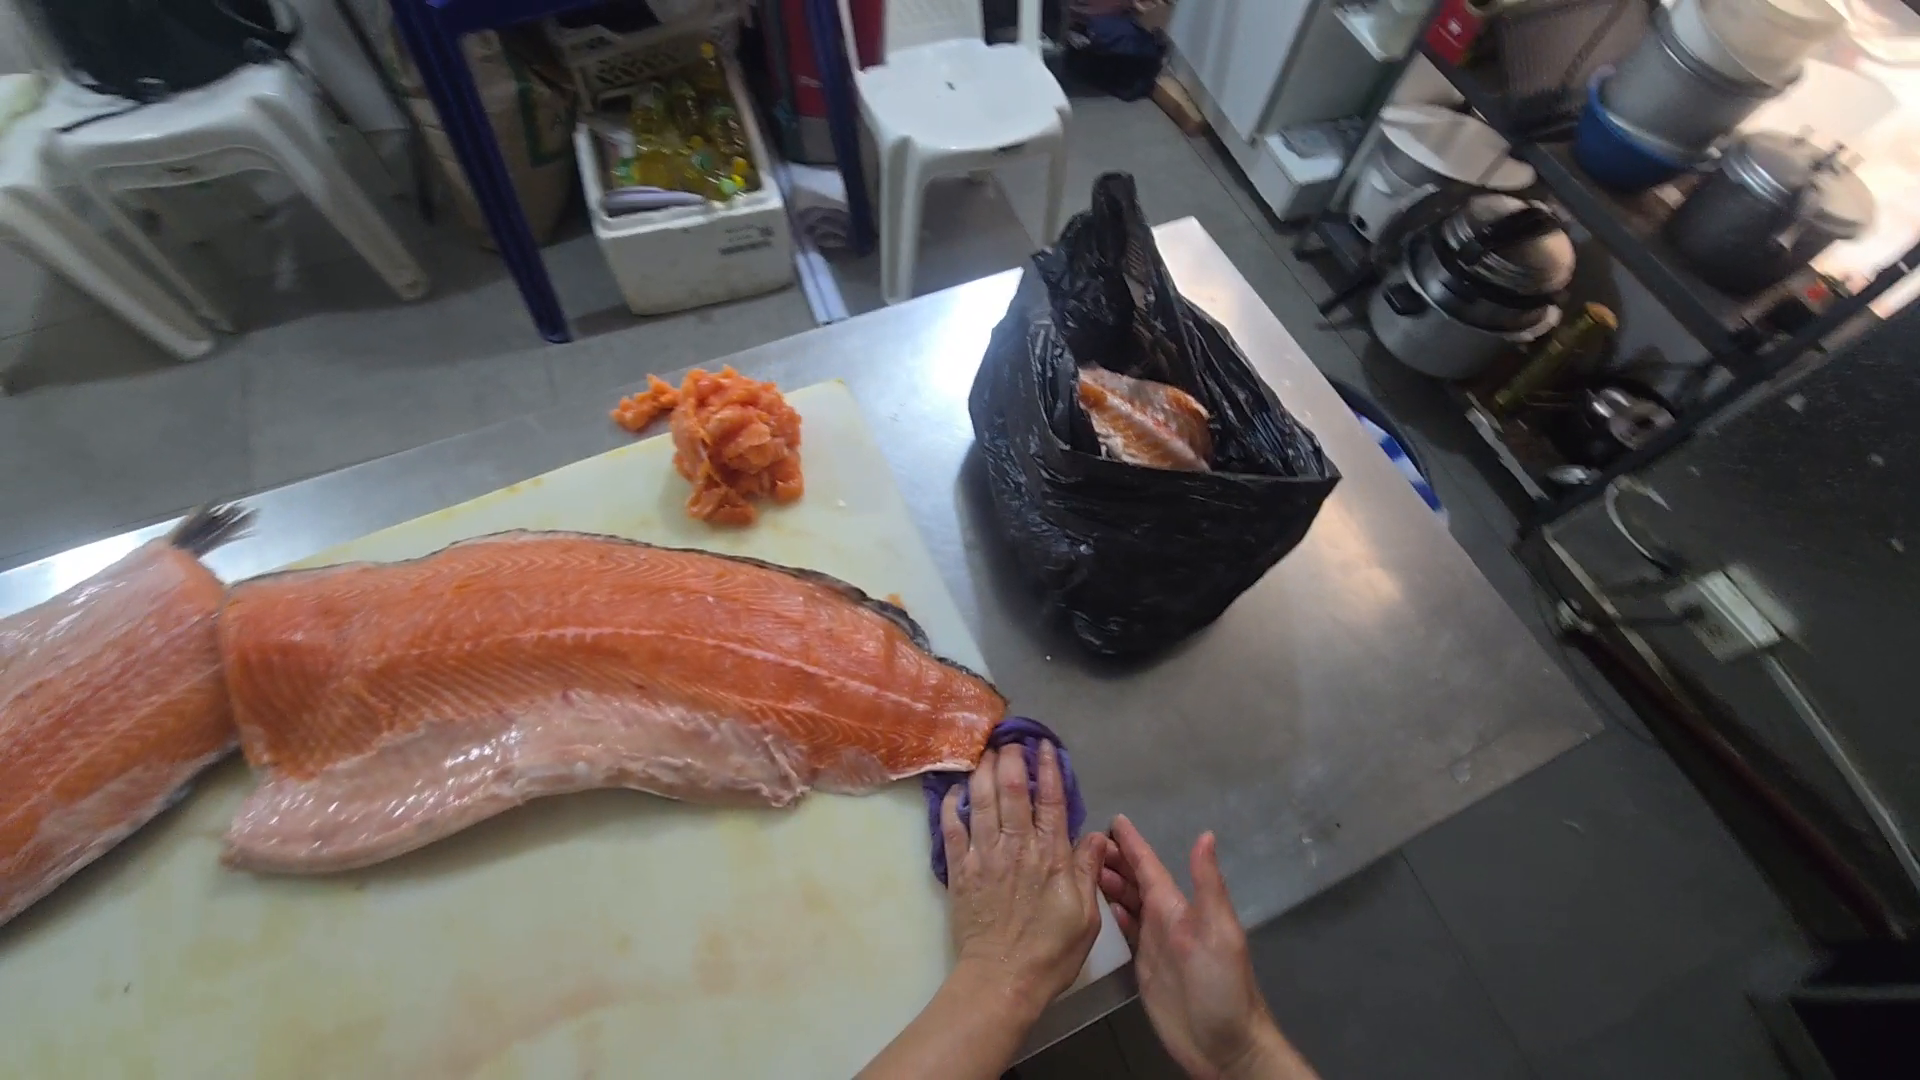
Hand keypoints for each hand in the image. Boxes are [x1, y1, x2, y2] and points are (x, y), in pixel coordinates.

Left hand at [940, 742, 1107, 1019]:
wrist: (1001, 981)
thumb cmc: (1050, 952)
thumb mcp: (1085, 917)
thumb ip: (1087, 871)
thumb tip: (1098, 835)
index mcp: (1049, 856)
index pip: (1051, 802)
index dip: (1048, 770)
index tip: (1045, 746)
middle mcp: (1015, 846)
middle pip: (1012, 791)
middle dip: (1011, 758)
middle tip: (1010, 738)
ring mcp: (984, 855)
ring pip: (981, 801)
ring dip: (983, 772)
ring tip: (984, 751)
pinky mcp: (960, 870)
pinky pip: (952, 829)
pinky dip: (952, 806)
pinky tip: (954, 790)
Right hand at [1101, 815, 1313, 1079]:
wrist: (1226, 1046)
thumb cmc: (1223, 986)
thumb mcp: (1219, 931)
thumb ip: (1207, 884)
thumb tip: (1206, 834)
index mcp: (1176, 906)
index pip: (1149, 866)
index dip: (1132, 843)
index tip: (1113, 819)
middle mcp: (1164, 918)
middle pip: (1135, 880)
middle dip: (1113, 859)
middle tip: (1084, 841)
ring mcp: (1155, 942)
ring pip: (1128, 901)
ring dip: (1109, 882)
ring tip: (1085, 866)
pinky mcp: (1146, 966)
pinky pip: (1127, 930)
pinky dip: (1114, 913)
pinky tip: (1102, 905)